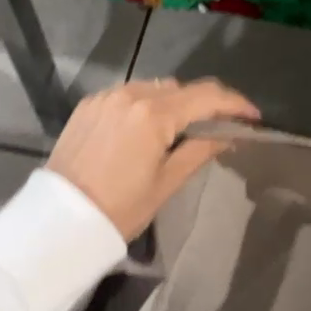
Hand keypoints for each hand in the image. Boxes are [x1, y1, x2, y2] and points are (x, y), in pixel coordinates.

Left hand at [46, 79, 259, 238]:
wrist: (58, 222)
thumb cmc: (119, 208)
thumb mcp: (166, 183)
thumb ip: (200, 150)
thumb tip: (229, 135)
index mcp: (155, 114)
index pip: (207, 96)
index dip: (235, 103)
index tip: (252, 115)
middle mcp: (132, 93)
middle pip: (181, 88)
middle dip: (202, 103)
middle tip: (217, 127)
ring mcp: (108, 95)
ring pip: (154, 88)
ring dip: (172, 102)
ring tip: (178, 130)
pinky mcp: (89, 103)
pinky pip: (127, 94)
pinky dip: (143, 105)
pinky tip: (143, 130)